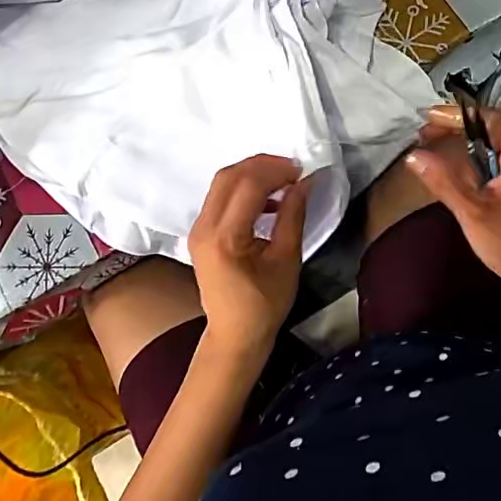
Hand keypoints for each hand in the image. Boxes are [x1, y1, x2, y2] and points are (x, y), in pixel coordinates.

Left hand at [187, 155, 309, 353]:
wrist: (235, 334)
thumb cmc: (264, 304)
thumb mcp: (286, 260)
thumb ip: (292, 216)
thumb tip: (304, 182)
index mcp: (224, 238)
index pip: (247, 186)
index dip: (275, 171)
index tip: (301, 172)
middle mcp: (203, 228)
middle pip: (228, 177)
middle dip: (261, 166)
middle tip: (292, 170)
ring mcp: (197, 229)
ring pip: (221, 184)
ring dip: (251, 175)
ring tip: (283, 181)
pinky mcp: (199, 232)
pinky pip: (218, 198)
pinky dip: (242, 189)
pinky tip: (267, 200)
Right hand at [403, 104, 500, 325]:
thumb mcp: (471, 211)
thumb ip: (443, 180)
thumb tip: (413, 155)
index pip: (489, 120)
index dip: (457, 116)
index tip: (427, 119)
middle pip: (489, 131)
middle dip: (454, 130)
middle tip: (422, 135)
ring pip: (489, 148)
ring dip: (459, 146)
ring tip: (428, 149)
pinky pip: (491, 164)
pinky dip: (468, 162)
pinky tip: (448, 171)